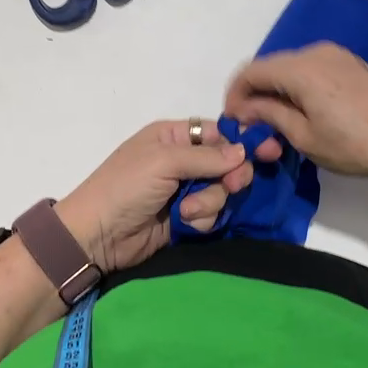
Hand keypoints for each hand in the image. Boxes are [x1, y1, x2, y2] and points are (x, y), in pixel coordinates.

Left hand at [55, 120, 283, 272]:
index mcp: (172, 136)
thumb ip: (206, 157)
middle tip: (232, 185)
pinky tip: (186, 224)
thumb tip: (243, 152)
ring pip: (222, 191)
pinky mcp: (186, 219)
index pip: (217, 132)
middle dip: (229, 176)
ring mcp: (184, 190)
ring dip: (210, 202)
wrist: (98, 235)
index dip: (242, 141)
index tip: (270, 150)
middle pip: (226, 163)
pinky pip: (212, 214)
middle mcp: (181, 160)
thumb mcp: (163, 162)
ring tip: (187, 211)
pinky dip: (203, 219)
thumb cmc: (125, 186)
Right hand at [222, 42, 367, 202]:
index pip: (251, 71)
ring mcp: (337, 56)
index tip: (233, 120)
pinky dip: (297, 87)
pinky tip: (302, 113)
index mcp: (300, 68)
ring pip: (290, 68)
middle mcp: (316, 53)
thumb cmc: (353, 146)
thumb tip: (244, 108)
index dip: (235, 94)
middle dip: (255, 95)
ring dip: (276, 91)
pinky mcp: (351, 65)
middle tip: (253, 127)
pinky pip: (311, 70)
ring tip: (277, 124)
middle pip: (270, 67)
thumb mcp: (303, 137)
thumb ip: (268, 114)